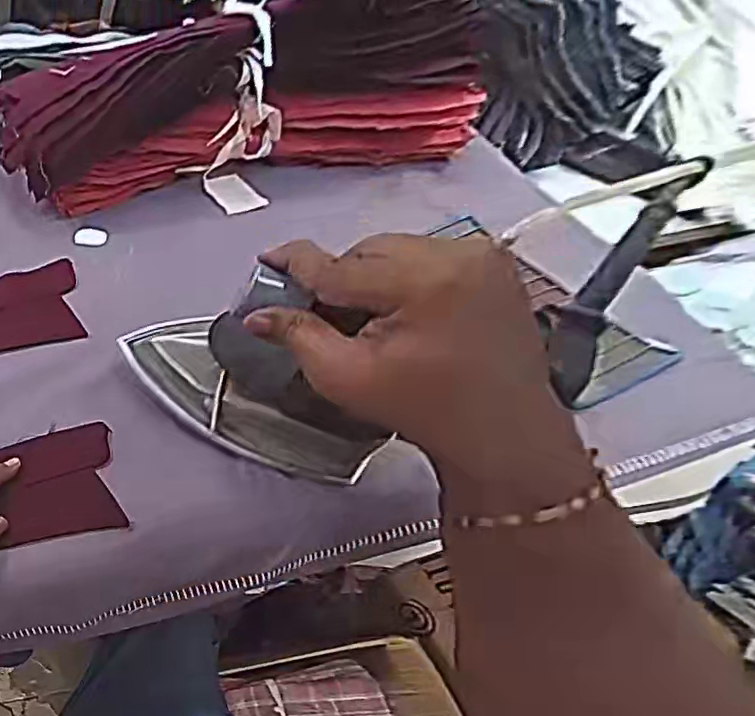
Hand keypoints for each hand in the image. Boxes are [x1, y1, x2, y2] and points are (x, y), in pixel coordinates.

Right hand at [243, 235, 593, 499]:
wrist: (495, 425)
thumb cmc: (421, 407)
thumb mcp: (343, 376)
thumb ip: (298, 336)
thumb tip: (259, 315)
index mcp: (424, 280)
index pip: (341, 264)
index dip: (297, 263)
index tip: (268, 259)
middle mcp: (460, 253)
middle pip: (368, 250)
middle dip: (338, 280)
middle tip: (320, 319)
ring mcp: (482, 255)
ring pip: (395, 251)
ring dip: (368, 279)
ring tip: (363, 323)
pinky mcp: (492, 265)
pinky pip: (426, 256)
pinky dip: (399, 279)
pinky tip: (395, 316)